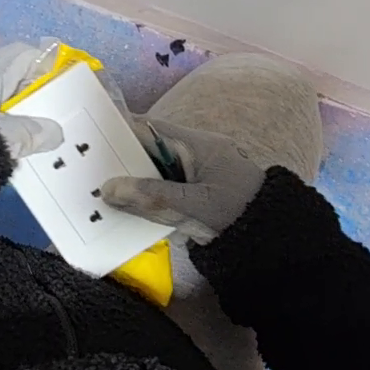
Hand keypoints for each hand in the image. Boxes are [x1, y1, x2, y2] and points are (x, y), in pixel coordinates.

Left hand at [0, 42, 65, 159]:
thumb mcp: (2, 138)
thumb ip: (32, 133)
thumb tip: (54, 131)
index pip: (23, 55)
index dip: (48, 68)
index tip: (65, 90)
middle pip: (9, 80)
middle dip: (32, 100)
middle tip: (52, 123)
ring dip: (11, 120)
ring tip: (31, 144)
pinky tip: (1, 152)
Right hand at [100, 118, 266, 242]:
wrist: (278, 242)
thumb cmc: (238, 215)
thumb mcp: (194, 206)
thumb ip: (151, 196)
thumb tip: (109, 188)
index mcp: (197, 144)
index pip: (152, 127)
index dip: (122, 130)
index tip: (91, 139)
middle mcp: (196, 151)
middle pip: (151, 148)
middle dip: (123, 159)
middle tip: (90, 170)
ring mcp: (199, 171)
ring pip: (157, 169)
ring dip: (135, 179)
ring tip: (103, 189)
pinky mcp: (199, 190)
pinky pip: (166, 185)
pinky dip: (149, 192)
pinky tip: (130, 205)